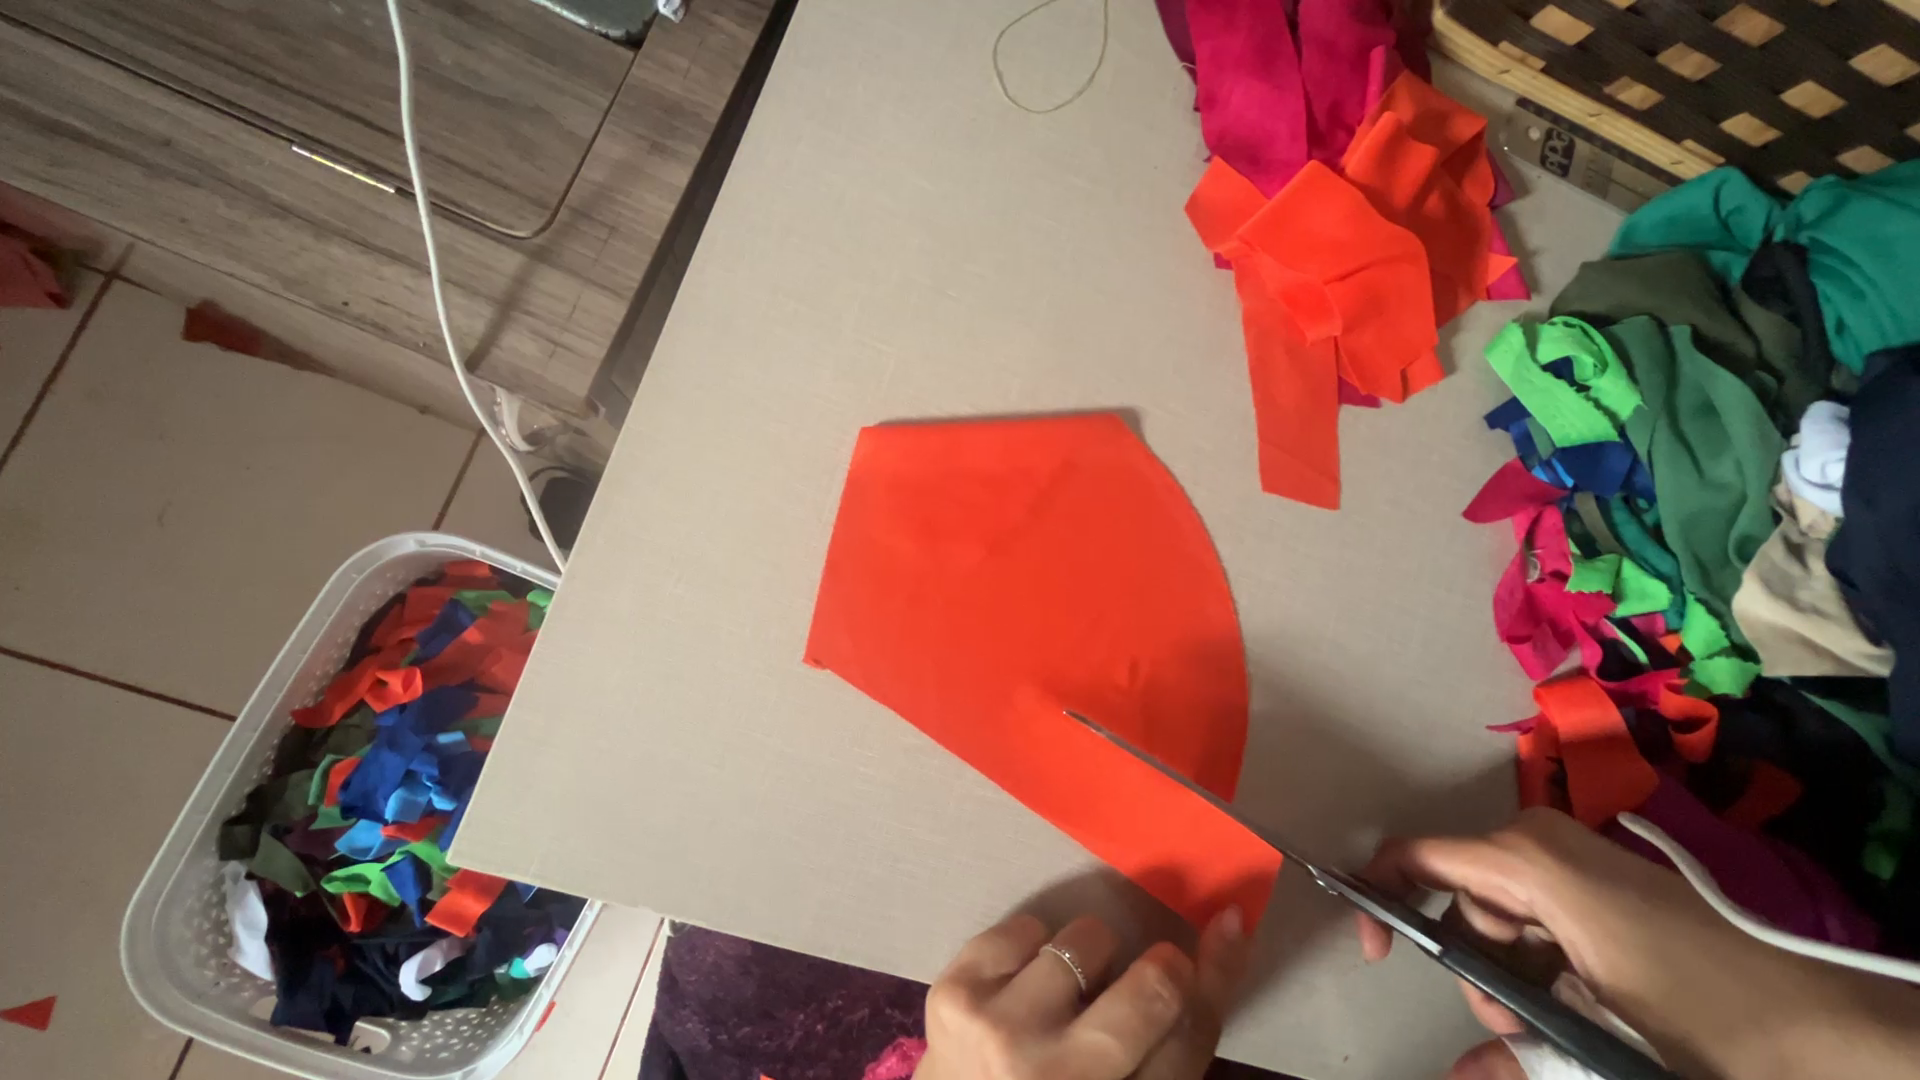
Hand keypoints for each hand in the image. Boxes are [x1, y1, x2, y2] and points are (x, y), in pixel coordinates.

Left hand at [913, 908, 1248, 1079]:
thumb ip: (1173, 1032)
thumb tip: (1227, 926)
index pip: (1191, 1035)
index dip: (1217, 971)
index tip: (1226, 924)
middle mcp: (1061, 1078)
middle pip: (1152, 989)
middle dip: (1156, 970)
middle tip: (1134, 981)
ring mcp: (1000, 1032)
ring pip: (1084, 939)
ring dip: (1085, 957)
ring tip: (1064, 998)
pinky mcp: (954, 994)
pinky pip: (1026, 927)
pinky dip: (1033, 946)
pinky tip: (1021, 987)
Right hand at [1356, 807, 1919, 1079]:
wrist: (1836, 1024)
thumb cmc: (1704, 1013)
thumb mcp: (1595, 1032)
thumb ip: (1514, 1045)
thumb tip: (1453, 1074)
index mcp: (1526, 860)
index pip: (1416, 859)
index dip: (1379, 897)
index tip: (1374, 953)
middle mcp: (1539, 843)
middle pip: (1460, 902)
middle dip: (1473, 968)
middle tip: (1513, 1024)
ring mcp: (1571, 862)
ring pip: (1499, 918)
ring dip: (1510, 976)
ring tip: (1555, 1022)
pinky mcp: (1597, 883)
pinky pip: (1536, 919)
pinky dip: (1537, 966)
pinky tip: (1565, 1006)